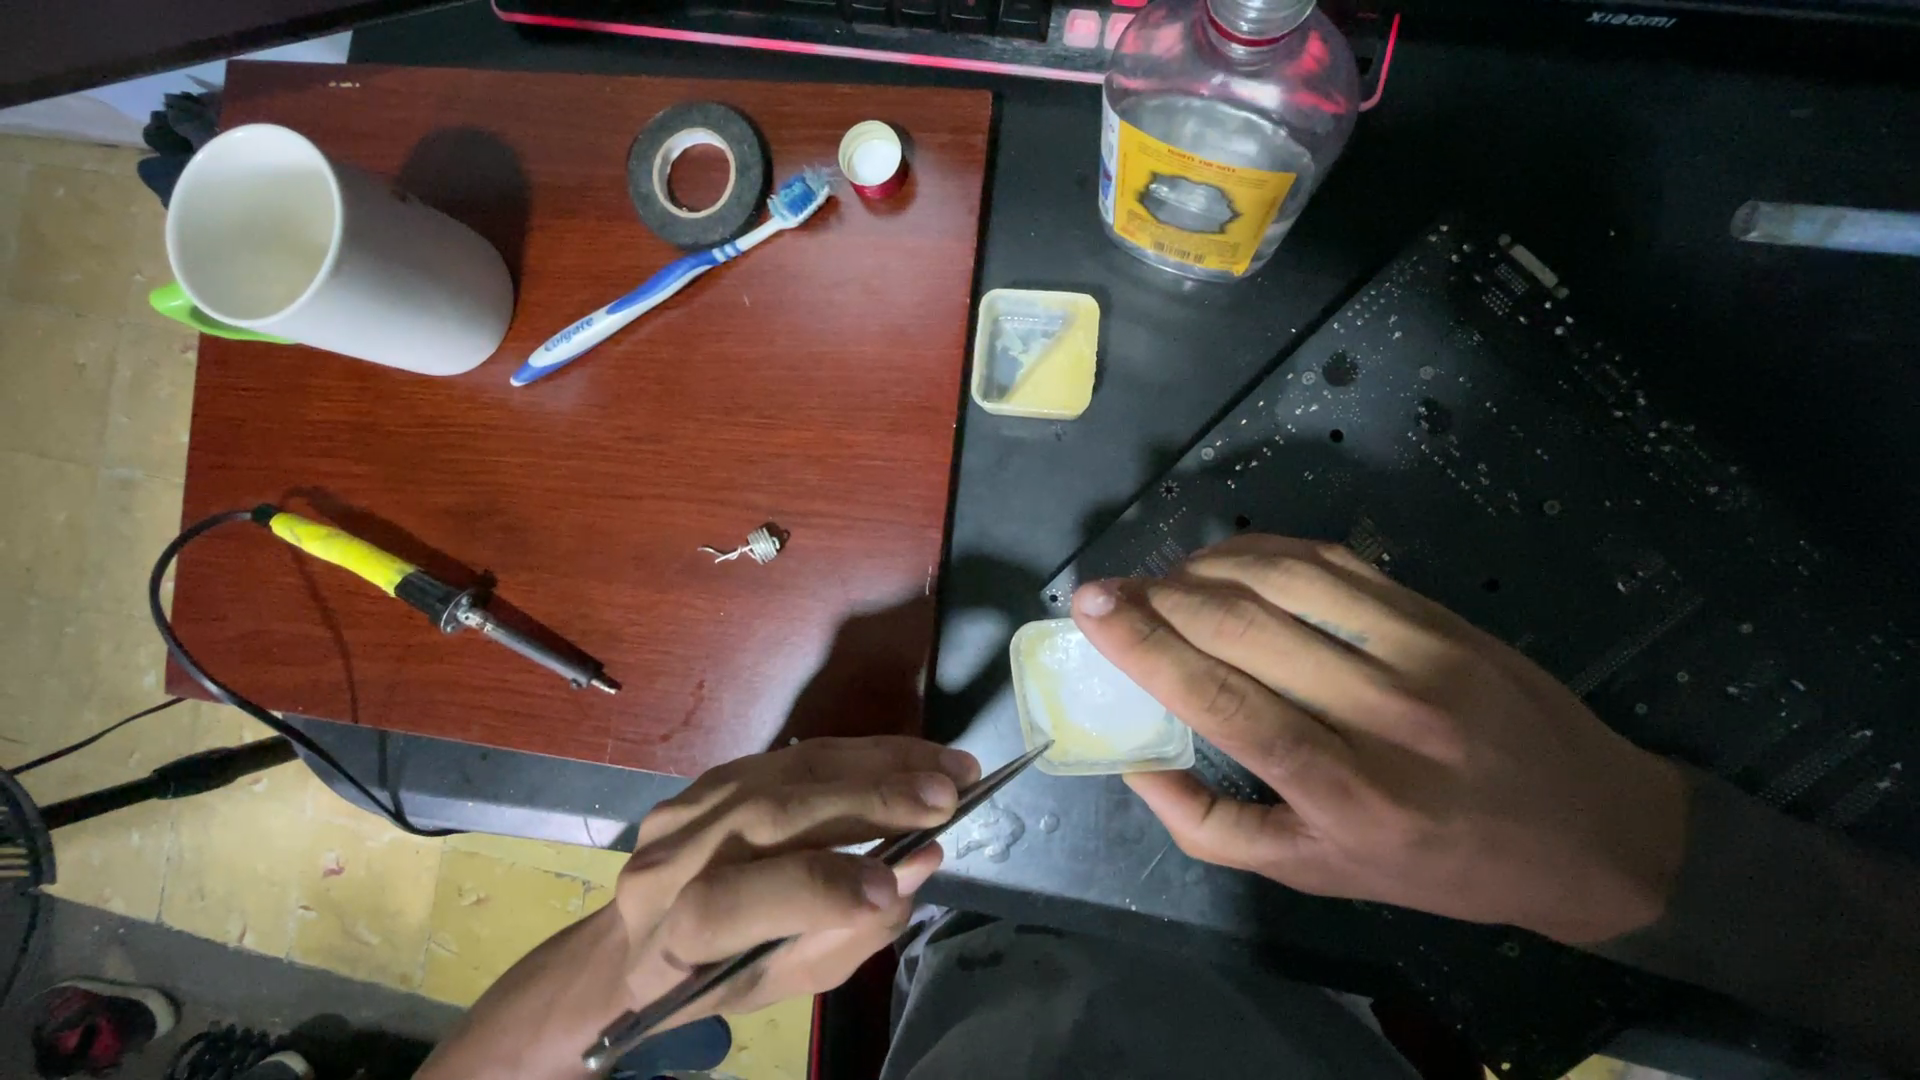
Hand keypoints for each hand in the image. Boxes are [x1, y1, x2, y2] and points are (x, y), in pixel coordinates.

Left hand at [417, 736, 978, 1079]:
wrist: (636, 934)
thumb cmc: (716, 976)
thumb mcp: (784, 985)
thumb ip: (853, 932)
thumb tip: (921, 862)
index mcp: (673, 932)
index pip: (732, 901)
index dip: (815, 889)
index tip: (894, 883)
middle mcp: (674, 852)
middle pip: (773, 813)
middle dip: (870, 800)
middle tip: (949, 795)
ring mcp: (694, 800)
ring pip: (795, 767)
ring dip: (882, 761)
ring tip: (949, 768)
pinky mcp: (720, 771)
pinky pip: (800, 753)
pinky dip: (865, 752)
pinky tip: (912, 755)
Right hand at [1074, 535, 1686, 944]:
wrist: (1590, 830)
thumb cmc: (1435, 863)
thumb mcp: (1314, 875)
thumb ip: (1209, 825)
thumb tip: (1132, 760)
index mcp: (1348, 797)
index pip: (1229, 705)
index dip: (1150, 649)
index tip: (1091, 609)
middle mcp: (1384, 717)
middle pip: (1247, 629)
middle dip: (1158, 598)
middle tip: (1107, 589)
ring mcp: (1420, 654)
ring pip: (1284, 580)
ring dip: (1202, 568)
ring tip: (1158, 579)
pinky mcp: (1437, 614)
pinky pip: (1330, 561)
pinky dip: (1260, 550)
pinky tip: (1223, 561)